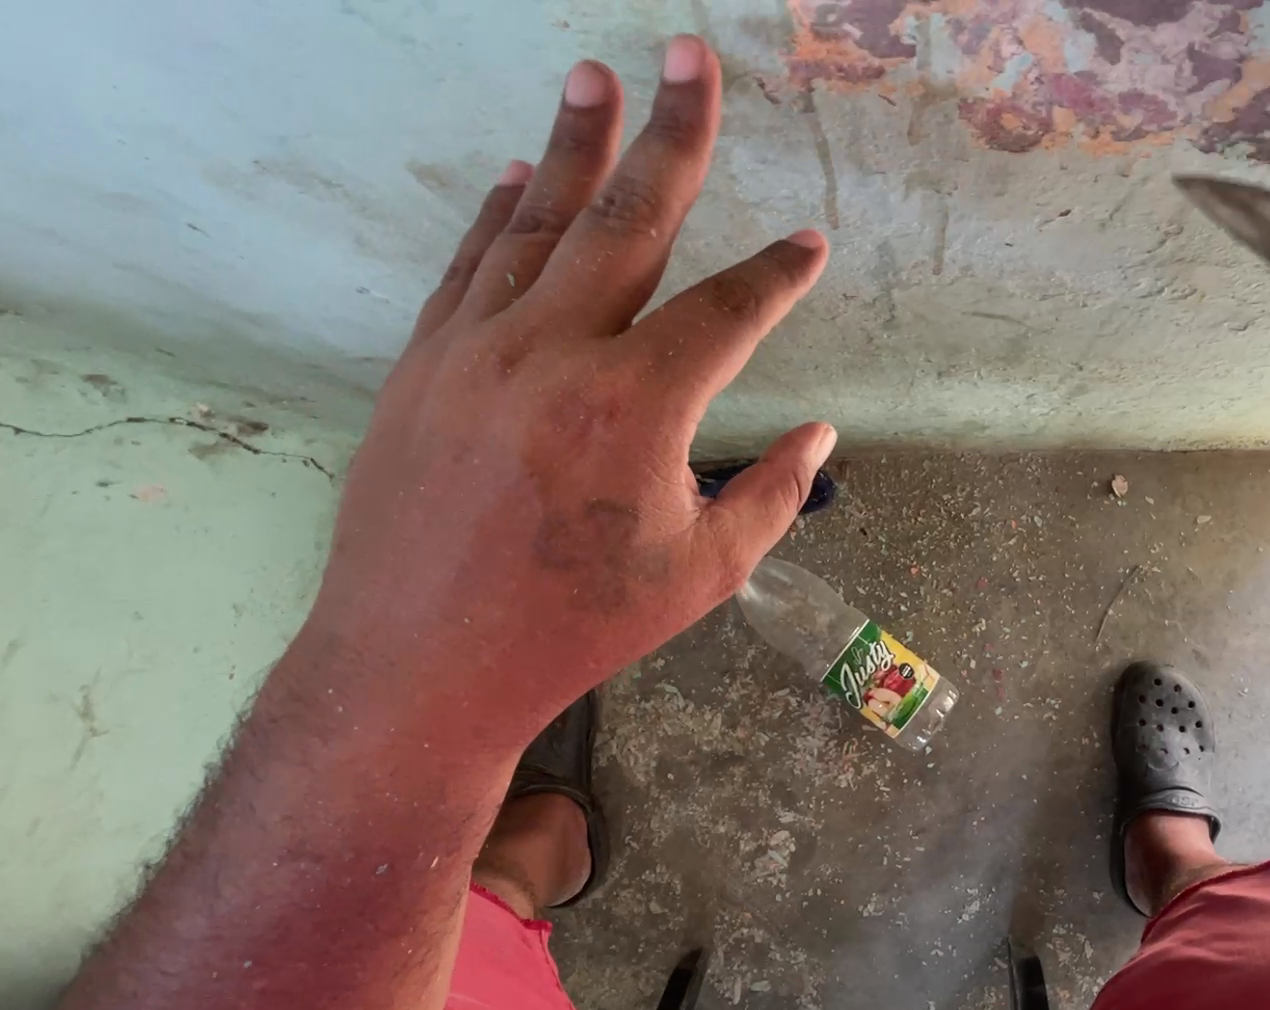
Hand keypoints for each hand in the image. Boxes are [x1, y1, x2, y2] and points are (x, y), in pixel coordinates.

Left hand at [304, 38, 833, 742]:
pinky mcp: (423, 365)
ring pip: (539, 225)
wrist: (422, 662)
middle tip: (691, 57)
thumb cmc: (583, 623)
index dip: (778, 274)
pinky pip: (470, 267)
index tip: (811, 243)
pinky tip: (521, 175)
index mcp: (637, 407)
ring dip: (576, 146)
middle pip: (629, 224)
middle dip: (673, 138)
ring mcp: (477, 350)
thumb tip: (821, 434)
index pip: (728, 313)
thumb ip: (773, 494)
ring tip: (597, 77)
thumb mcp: (706, 571)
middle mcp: (555, 354)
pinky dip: (500, 214)